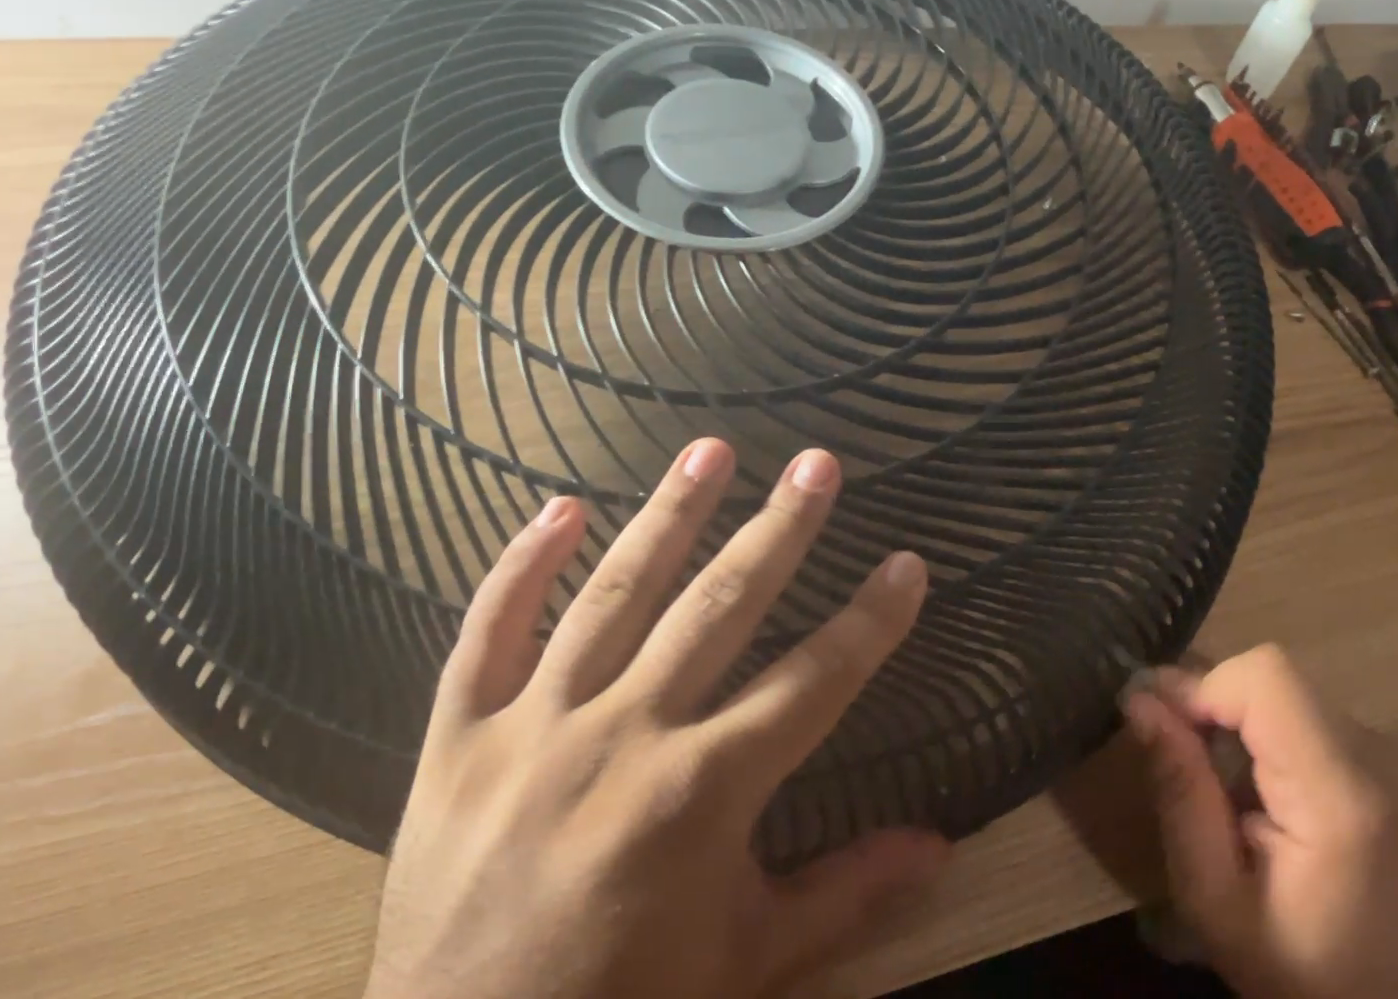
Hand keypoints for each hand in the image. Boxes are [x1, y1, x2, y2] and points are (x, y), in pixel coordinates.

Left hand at [365, 441, 951, 998]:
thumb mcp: (752, 958)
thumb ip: (847, 893)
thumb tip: (939, 847)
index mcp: (703, 792)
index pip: (814, 683)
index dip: (870, 622)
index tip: (908, 565)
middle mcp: (624, 737)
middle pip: (720, 608)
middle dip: (781, 531)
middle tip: (818, 465)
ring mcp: (534, 728)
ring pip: (614, 597)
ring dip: (668, 517)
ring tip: (710, 450)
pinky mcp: (458, 738)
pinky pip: (488, 633)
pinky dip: (521, 567)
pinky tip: (560, 508)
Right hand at [1124, 645, 1397, 998]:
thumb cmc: (1304, 977)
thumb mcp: (1214, 899)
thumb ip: (1180, 792)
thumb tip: (1140, 701)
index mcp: (1343, 793)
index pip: (1265, 675)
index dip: (1202, 686)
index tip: (1165, 732)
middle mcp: (1383, 757)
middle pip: (1275, 683)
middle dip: (1214, 711)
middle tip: (1181, 771)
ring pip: (1291, 697)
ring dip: (1241, 730)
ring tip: (1224, 799)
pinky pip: (1315, 721)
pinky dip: (1273, 743)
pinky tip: (1265, 804)